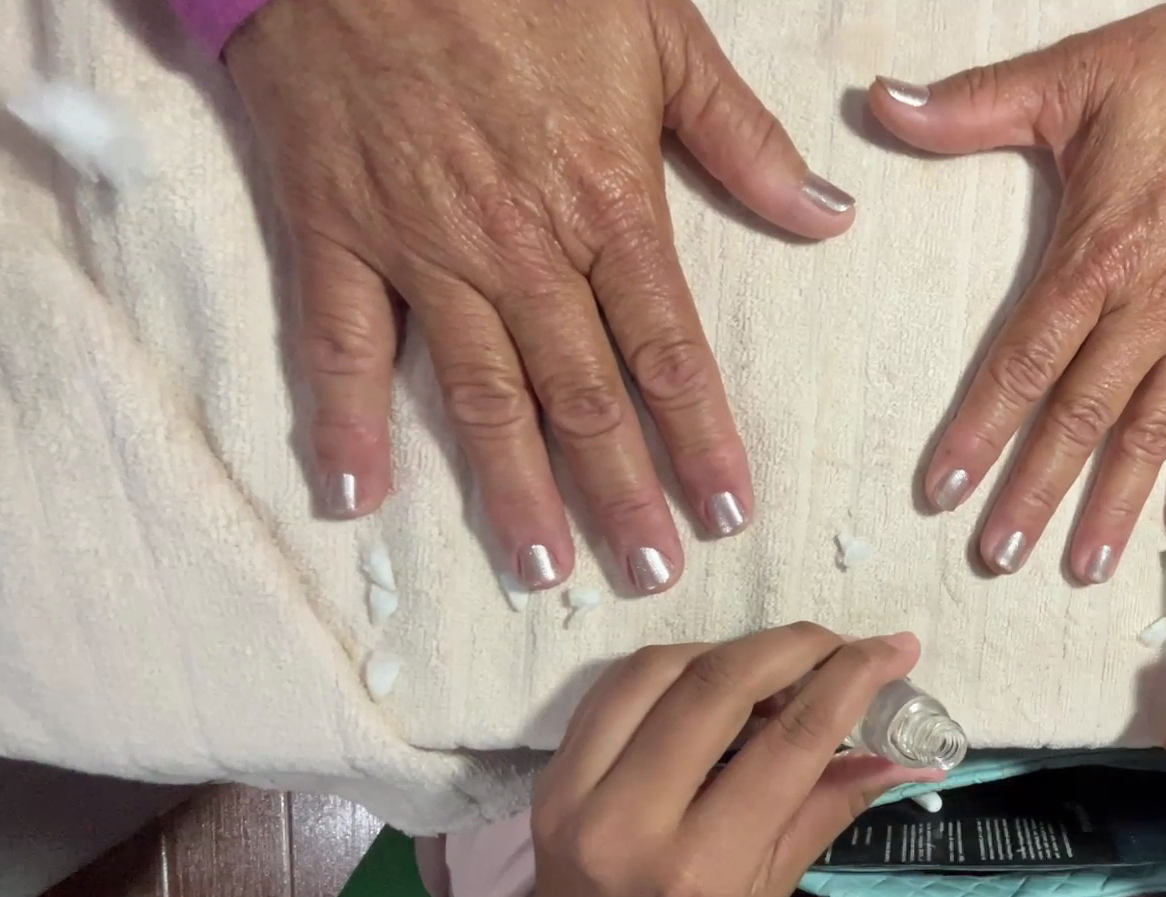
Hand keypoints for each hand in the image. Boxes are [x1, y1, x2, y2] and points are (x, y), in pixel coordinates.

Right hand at [227, 0, 856, 592]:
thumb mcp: (664, 39)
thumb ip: (748, 143)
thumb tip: (830, 215)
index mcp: (611, 213)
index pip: (672, 359)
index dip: (703, 444)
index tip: (728, 512)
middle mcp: (522, 254)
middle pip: (586, 404)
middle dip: (625, 497)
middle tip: (653, 574)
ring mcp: (424, 250)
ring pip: (481, 397)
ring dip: (514, 493)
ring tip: (544, 571)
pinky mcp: (334, 231)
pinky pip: (336, 343)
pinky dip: (341, 423)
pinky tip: (357, 498)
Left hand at [495, 625, 938, 896]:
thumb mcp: (776, 887)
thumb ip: (836, 802)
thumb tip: (909, 750)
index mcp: (703, 871)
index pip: (791, 744)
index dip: (851, 680)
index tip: (895, 647)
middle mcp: (632, 822)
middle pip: (721, 686)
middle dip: (797, 645)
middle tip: (841, 644)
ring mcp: (578, 789)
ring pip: (667, 667)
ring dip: (739, 647)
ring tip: (782, 663)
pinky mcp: (553, 767)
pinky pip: (623, 679)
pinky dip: (684, 659)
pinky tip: (718, 674)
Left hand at [867, 0, 1165, 582]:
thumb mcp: (1078, 76)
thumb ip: (974, 106)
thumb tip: (884, 105)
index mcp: (1097, 254)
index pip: (1021, 363)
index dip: (978, 432)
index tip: (945, 491)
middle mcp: (1150, 307)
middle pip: (1078, 419)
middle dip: (1035, 493)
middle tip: (999, 556)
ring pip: (1150, 434)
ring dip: (1113, 506)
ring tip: (1084, 566)